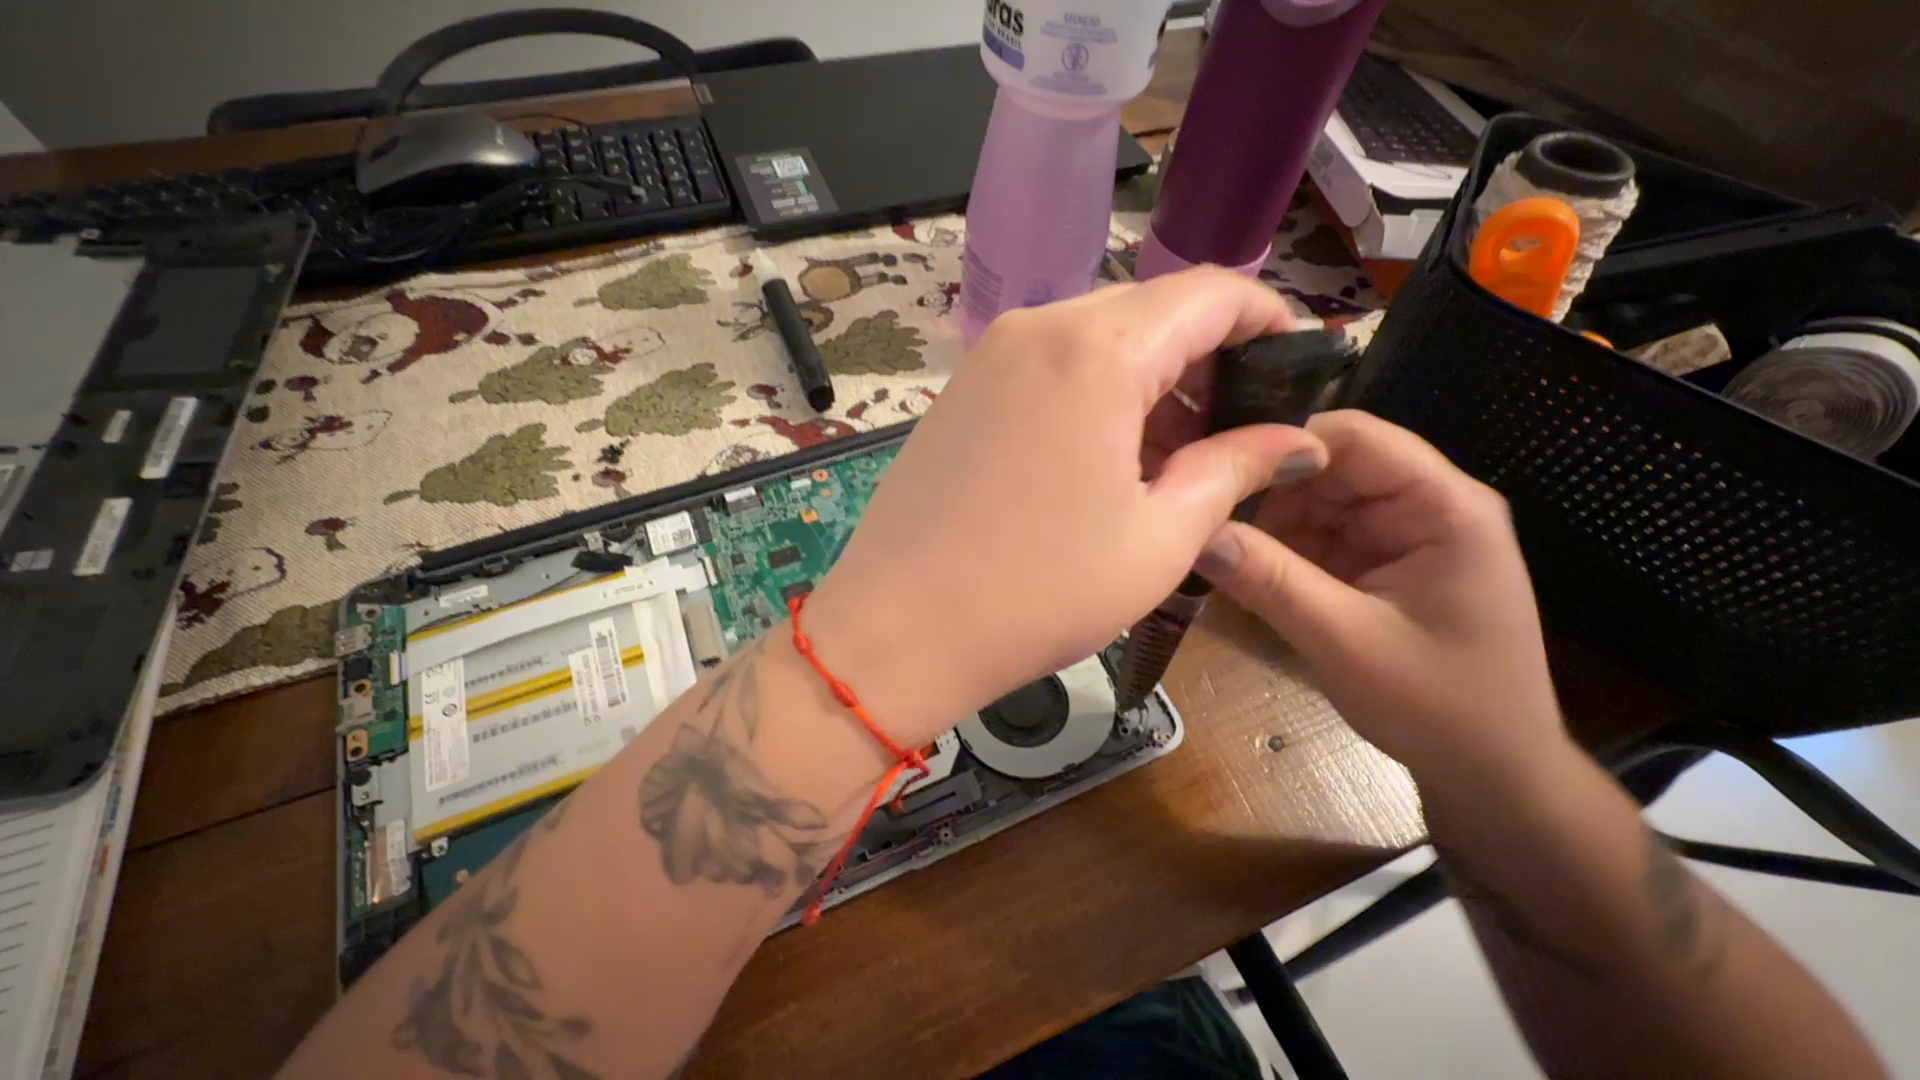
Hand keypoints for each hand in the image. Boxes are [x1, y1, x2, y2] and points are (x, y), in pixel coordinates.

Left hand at [804, 268, 1327, 746]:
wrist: (896, 631)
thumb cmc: (1039, 593)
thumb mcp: (1158, 538)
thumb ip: (1236, 470)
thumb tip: (1299, 440)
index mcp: (1097, 351)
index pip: (1210, 293)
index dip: (1269, 319)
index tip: (1301, 365)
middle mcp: (1038, 328)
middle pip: (1152, 309)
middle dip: (1209, 356)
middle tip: (1240, 429)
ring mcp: (990, 356)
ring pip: (1098, 336)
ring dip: (1152, 378)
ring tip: (1180, 455)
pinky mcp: (963, 389)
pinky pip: (1049, 365)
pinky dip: (1096, 392)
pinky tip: (1109, 458)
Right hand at [1194, 410, 1569, 783]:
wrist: (1494, 775)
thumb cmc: (1440, 707)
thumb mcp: (1346, 643)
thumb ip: (1271, 582)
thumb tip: (1194, 534)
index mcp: (1444, 506)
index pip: (1356, 436)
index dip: (1284, 443)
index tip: (1216, 470)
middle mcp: (1429, 506)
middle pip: (1333, 467)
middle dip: (1270, 492)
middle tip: (1202, 517)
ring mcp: (1407, 536)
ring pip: (1321, 502)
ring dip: (1272, 525)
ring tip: (1219, 549)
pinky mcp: (1387, 565)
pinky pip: (1325, 537)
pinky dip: (1287, 552)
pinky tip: (1250, 572)